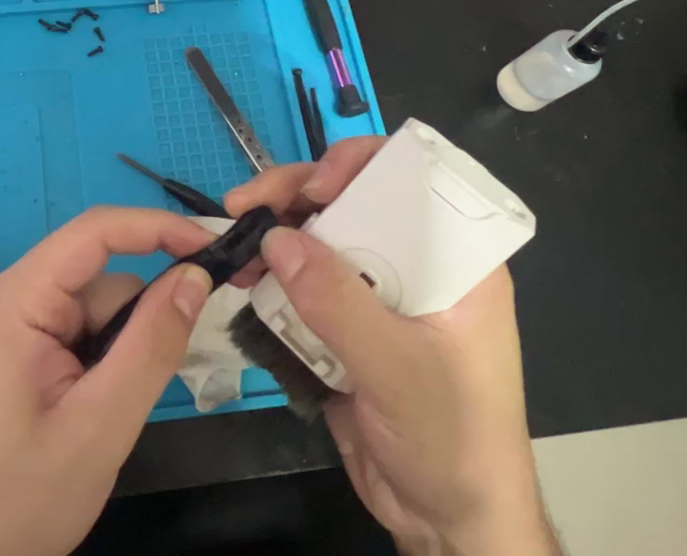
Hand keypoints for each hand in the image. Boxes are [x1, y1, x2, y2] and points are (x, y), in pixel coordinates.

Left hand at [0, 207, 215, 555]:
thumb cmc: (20, 497)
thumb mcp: (100, 424)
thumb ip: (152, 346)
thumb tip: (196, 276)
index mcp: (19, 300)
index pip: (95, 232)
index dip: (158, 227)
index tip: (215, 244)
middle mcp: (15, 301)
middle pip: (101, 276)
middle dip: (144, 312)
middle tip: (177, 360)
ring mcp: (17, 329)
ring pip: (99, 310)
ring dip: (126, 347)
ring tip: (116, 412)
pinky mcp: (25, 356)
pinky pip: (84, 337)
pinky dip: (109, 362)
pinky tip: (101, 410)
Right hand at [227, 138, 558, 555]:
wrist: (449, 523)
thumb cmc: (453, 440)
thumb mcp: (399, 369)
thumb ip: (339, 305)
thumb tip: (276, 240)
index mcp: (453, 261)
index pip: (411, 183)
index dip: (360, 166)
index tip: (314, 187)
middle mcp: (415, 265)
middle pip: (354, 203)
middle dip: (299, 194)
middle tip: (246, 202)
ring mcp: (377, 296)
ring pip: (321, 241)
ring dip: (276, 234)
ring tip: (233, 237)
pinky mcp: (346, 327)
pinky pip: (304, 286)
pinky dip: (271, 278)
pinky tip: (241, 277)